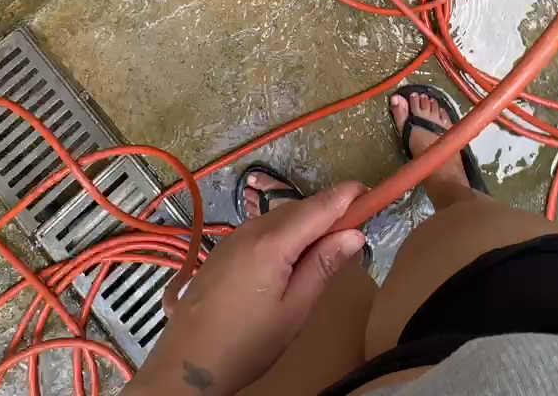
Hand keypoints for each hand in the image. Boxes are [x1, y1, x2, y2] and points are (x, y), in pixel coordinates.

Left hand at [129, 182, 367, 395]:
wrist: (186, 365)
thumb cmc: (246, 343)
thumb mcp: (293, 311)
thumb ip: (323, 266)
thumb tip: (355, 234)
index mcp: (273, 242)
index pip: (319, 206)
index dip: (346, 195)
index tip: (371, 192)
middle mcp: (252, 229)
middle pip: (300, 208)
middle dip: (329, 212)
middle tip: (354, 232)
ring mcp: (234, 236)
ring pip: (280, 217)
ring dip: (306, 224)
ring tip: (324, 250)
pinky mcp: (223, 248)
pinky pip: (262, 229)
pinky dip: (284, 233)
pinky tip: (289, 259)